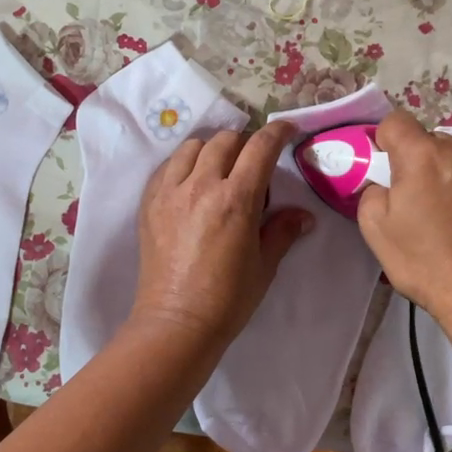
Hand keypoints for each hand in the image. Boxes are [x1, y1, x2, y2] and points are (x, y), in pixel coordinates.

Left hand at [132, 121, 312, 345]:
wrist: (175, 321)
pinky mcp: (149, 203)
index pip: (259, 148)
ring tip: (219, 170)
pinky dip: (183, 164)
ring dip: (211, 149)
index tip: (287, 130)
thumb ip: (282, 231)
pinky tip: (191, 183)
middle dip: (244, 143)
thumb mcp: (264, 265)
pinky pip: (166, 167)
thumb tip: (302, 215)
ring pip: (192, 147)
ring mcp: (169, 192)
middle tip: (252, 162)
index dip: (277, 133)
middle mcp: (200, 185)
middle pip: (224, 140)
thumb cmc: (227, 298)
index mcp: (235, 199)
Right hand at [355, 110, 451, 334]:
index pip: (397, 122)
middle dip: (427, 164)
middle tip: (427, 204)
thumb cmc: (429, 266)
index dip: (388, 141)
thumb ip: (373, 192)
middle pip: (437, 143)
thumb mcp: (375, 231)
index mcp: (423, 156)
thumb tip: (387, 185)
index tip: (390, 167)